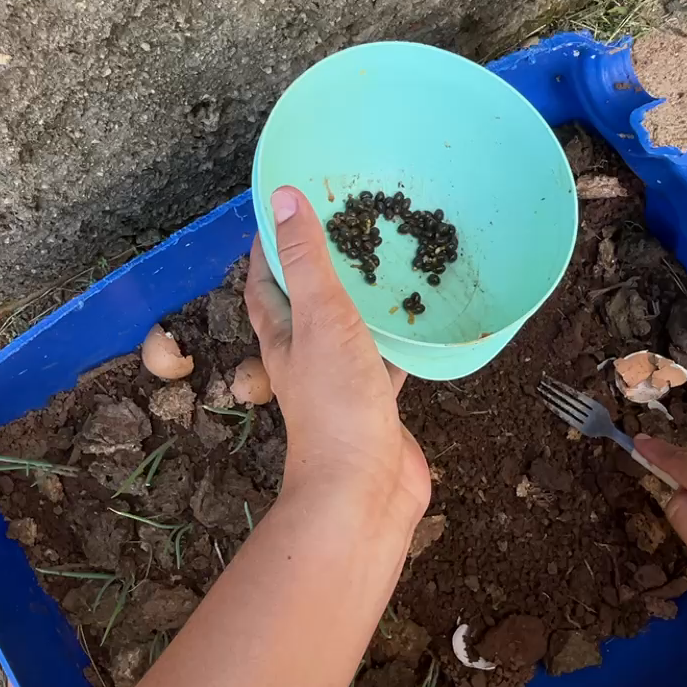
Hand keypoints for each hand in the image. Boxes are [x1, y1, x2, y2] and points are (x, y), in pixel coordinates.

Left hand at [246, 187, 429, 532]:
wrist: (363, 489)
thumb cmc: (336, 403)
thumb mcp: (320, 318)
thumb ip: (308, 261)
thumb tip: (284, 198)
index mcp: (282, 333)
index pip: (266, 278)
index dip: (271, 242)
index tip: (288, 205)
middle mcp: (306, 354)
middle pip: (308, 300)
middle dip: (322, 265)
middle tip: (353, 225)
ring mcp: (341, 379)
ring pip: (349, 327)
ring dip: (362, 300)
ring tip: (389, 262)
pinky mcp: (376, 400)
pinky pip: (385, 357)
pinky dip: (398, 338)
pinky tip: (420, 320)